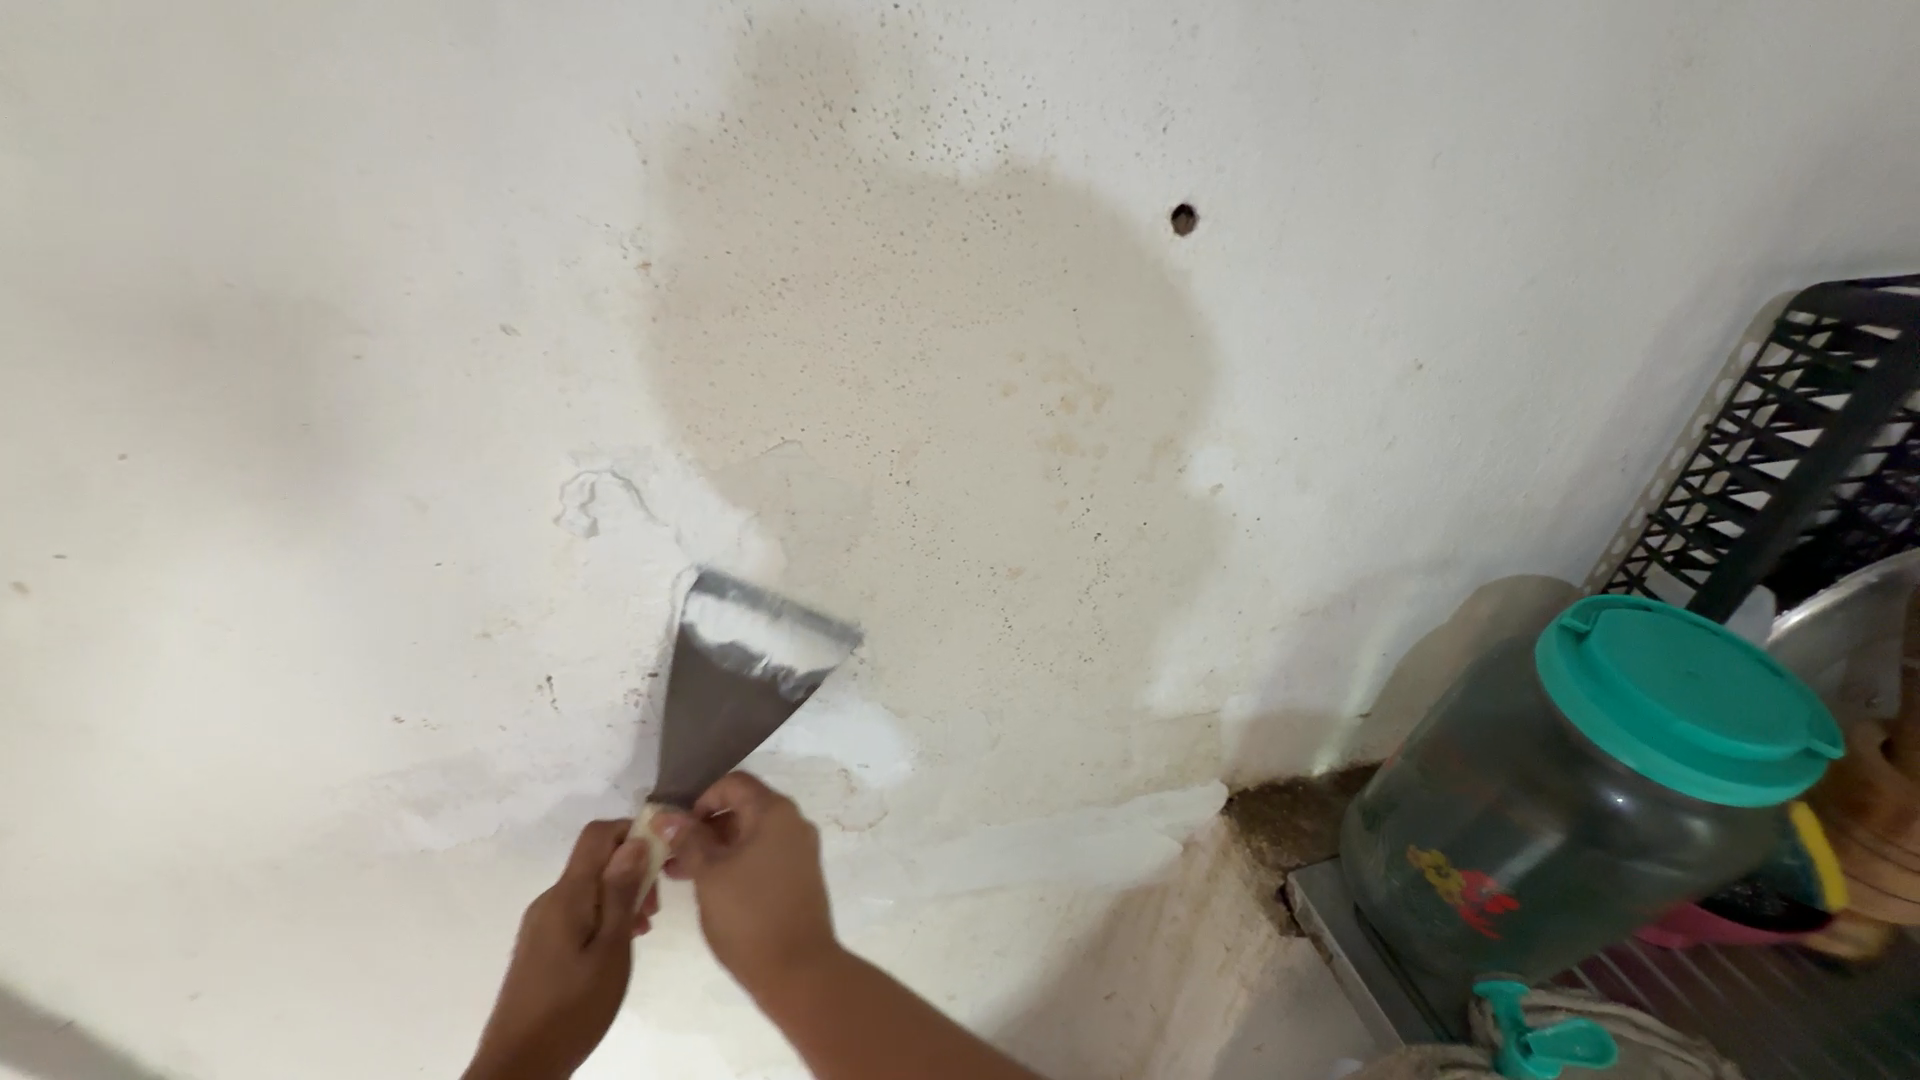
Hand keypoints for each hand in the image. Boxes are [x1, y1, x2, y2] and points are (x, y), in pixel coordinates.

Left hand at [463, 820, 660, 1079]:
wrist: (518, 1069)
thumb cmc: (573, 1007)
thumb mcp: (612, 948)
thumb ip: (622, 892)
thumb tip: (636, 840)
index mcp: (567, 895)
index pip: (598, 834)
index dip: (633, 832)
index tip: (663, 858)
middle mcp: (550, 900)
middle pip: (597, 860)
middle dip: (633, 870)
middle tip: (654, 910)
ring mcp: (542, 923)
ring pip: (591, 887)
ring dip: (622, 896)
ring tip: (642, 932)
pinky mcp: (541, 945)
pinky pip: (580, 910)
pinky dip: (606, 916)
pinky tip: (619, 947)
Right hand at [657, 773, 839, 998]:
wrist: (799, 969)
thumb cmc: (749, 915)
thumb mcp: (709, 874)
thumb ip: (688, 840)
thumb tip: (666, 815)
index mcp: (775, 811)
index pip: (734, 783)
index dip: (701, 799)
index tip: (675, 827)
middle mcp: (792, 822)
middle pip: (742, 807)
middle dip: (704, 826)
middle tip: (670, 853)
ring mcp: (799, 849)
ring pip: (750, 834)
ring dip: (715, 847)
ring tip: (678, 874)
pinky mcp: (799, 875)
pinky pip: (762, 854)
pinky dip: (735, 861)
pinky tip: (706, 886)